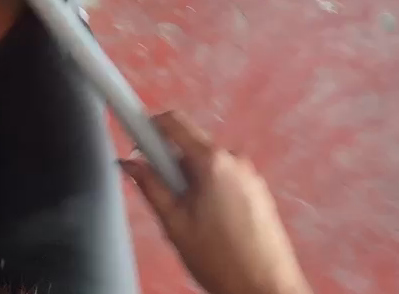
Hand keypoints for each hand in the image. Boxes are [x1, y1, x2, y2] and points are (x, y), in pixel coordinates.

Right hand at [123, 112, 311, 293]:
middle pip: (190, 144)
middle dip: (172, 164)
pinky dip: (212, 188)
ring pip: (207, 162)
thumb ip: (150, 187)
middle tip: (167, 196)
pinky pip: (225, 176)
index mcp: (212, 162)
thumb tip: (130, 164)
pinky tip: (213, 221)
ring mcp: (250, 174)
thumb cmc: (222, 262)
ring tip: (193, 217)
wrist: (268, 293)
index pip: (174, 122)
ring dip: (192, 179)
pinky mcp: (259, 190)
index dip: (149, 125)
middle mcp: (234, 160)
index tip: (135, 135)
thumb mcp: (175, 224)